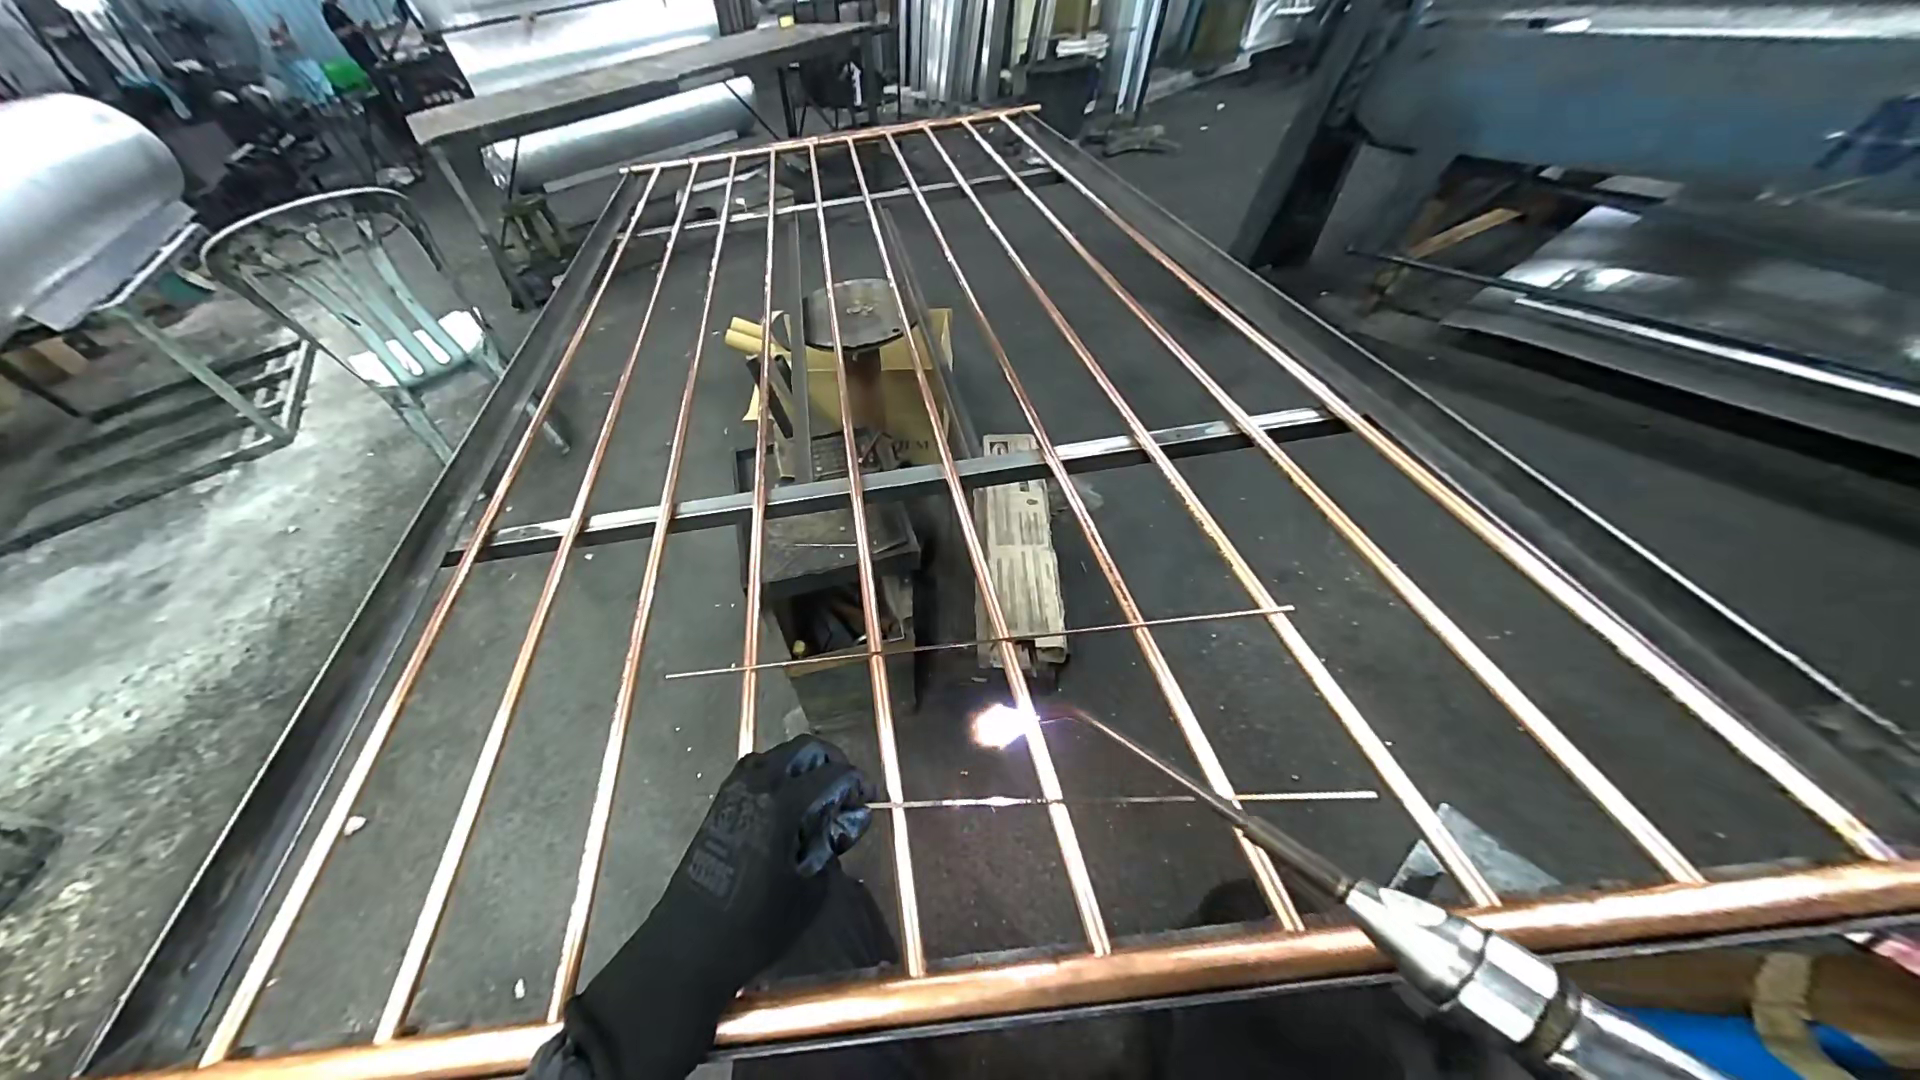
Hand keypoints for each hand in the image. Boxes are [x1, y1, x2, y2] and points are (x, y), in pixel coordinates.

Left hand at [565, 735, 872, 1079]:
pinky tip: (788, 802)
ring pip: (778, 754)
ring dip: (803, 764)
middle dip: (831, 761)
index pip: (832, 774)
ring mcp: (733, 791)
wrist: (688, 948)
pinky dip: (779, 774)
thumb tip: (846, 818)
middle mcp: (758, 785)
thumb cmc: (755, 925)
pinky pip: (756, 770)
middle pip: (804, 749)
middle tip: (846, 788)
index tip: (868, 798)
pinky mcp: (720, 804)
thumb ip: (831, 843)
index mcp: (782, 804)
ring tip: (819, 794)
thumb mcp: (809, 888)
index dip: (857, 782)